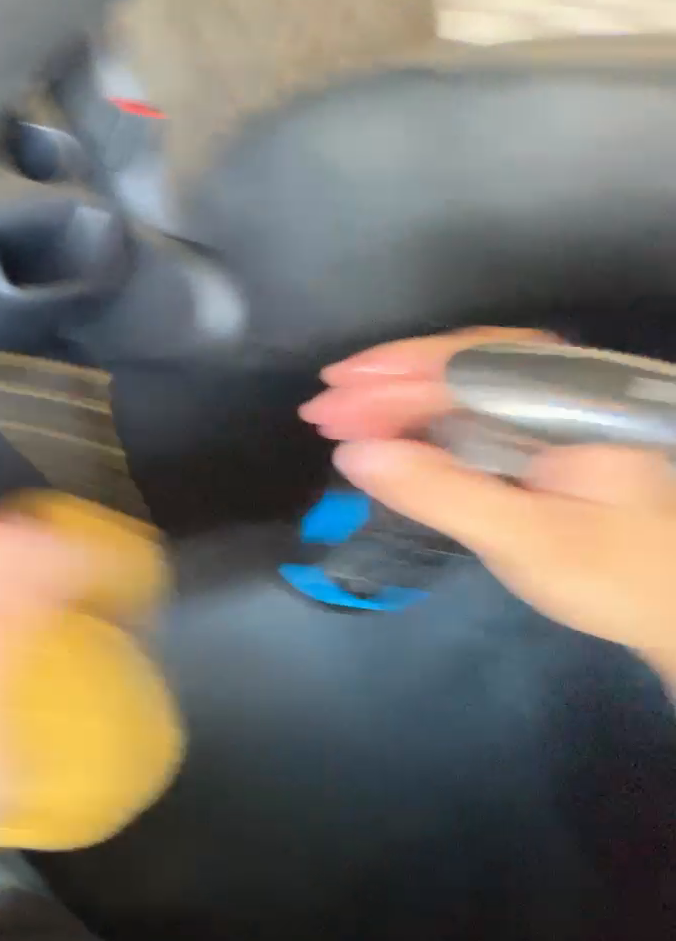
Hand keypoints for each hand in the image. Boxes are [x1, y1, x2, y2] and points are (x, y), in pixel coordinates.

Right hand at [301, 328, 675, 676]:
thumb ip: (443, 493)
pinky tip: (387, 425)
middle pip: (471, 361)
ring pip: (471, 378)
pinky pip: (476, 403)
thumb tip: (353, 453)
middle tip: (320, 406)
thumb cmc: (620, 579)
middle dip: (387, 378)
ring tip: (340, 409)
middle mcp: (580, 394)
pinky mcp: (550, 438)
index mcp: (586, 408)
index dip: (393, 383)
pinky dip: (421, 408)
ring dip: (397, 389)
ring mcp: (566, 414)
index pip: (474, 373)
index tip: (330, 401)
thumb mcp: (526, 540)